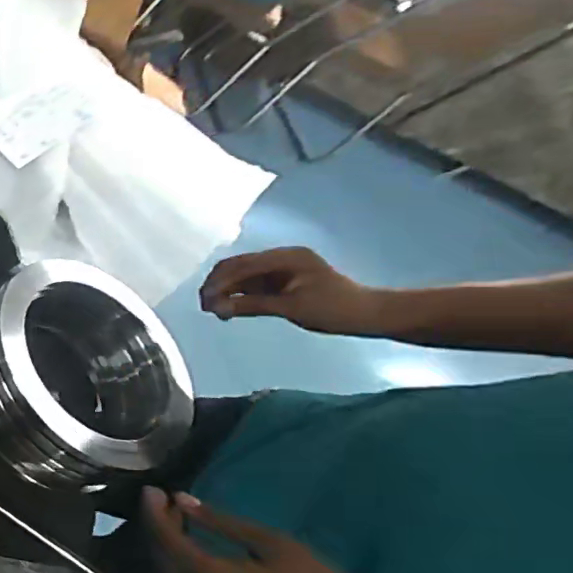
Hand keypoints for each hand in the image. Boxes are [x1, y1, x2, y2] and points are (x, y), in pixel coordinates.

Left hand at [142, 487, 391, 572]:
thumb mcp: (272, 544)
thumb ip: (222, 522)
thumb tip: (182, 500)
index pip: (166, 539)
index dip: (154, 512)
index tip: (152, 488)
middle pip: (162, 555)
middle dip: (158, 524)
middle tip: (164, 498)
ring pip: (170, 571)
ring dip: (168, 543)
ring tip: (175, 514)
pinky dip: (179, 561)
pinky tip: (190, 542)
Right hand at [199, 247, 390, 335]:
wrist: (368, 314)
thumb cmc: (334, 309)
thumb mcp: (291, 307)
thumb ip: (251, 305)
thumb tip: (216, 307)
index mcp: (286, 257)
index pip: (242, 265)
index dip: (219, 282)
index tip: (205, 301)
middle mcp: (281, 258)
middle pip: (237, 266)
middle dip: (218, 285)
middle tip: (205, 306)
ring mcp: (280, 269)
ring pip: (241, 276)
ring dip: (226, 291)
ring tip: (215, 311)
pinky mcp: (280, 281)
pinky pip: (251, 284)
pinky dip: (237, 295)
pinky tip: (229, 308)